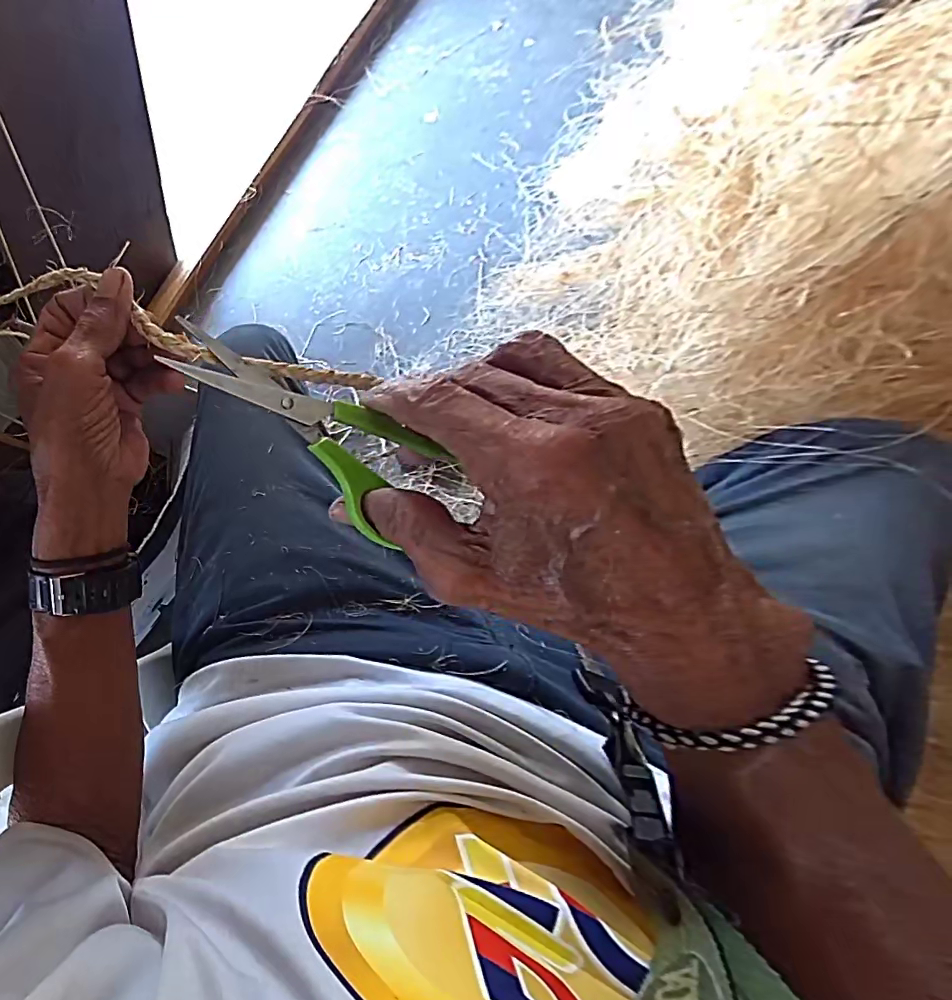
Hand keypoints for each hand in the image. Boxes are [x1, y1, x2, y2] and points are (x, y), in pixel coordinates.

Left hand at [13, 266, 182, 559]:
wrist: (90, 486)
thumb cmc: (70, 430)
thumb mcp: (76, 366)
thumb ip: (99, 320)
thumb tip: (116, 275)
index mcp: (42, 356)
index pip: (67, 308)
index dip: (96, 301)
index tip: (123, 302)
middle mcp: (67, 368)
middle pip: (105, 326)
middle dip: (130, 328)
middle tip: (147, 336)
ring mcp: (97, 385)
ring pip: (129, 349)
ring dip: (150, 352)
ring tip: (165, 360)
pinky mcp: (124, 402)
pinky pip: (145, 375)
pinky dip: (159, 375)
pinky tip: (171, 380)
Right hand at [353, 332, 812, 729]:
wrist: (677, 605)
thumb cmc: (564, 598)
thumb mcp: (464, 577)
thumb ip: (405, 528)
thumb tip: (359, 499)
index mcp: (529, 464)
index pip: (442, 400)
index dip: (395, 398)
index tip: (369, 406)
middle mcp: (575, 421)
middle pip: (470, 375)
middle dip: (422, 395)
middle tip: (402, 430)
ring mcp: (614, 407)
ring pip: (515, 357)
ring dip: (468, 380)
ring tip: (454, 420)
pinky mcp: (637, 407)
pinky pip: (557, 367)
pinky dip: (513, 381)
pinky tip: (501, 419)